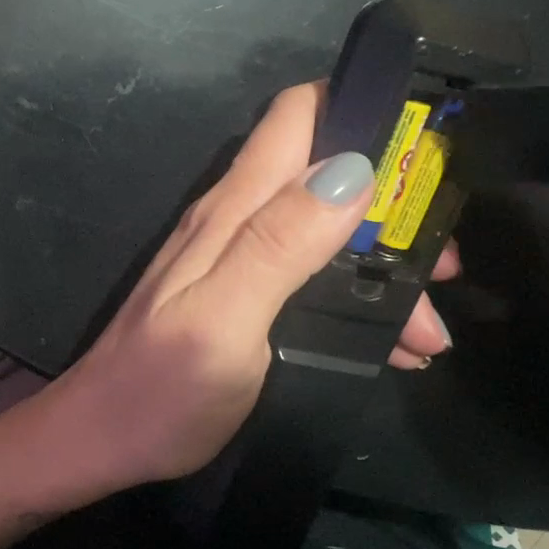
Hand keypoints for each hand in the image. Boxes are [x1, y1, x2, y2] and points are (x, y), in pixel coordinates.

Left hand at [50, 81, 457, 488]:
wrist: (105, 440)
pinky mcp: (244, 297)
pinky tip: (393, 347)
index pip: (298, 116)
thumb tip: (353, 169)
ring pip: (330, 231)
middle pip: (329, 175)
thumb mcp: (226, 318)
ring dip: (385, 268)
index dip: (361, 108)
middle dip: (395, 209)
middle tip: (443, 269)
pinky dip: (360, 302)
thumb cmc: (163, 389)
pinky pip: (316, 277)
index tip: (427, 146)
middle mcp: (237, 219)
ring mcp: (240, 259)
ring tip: (427, 333)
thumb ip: (281, 243)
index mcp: (234, 210)